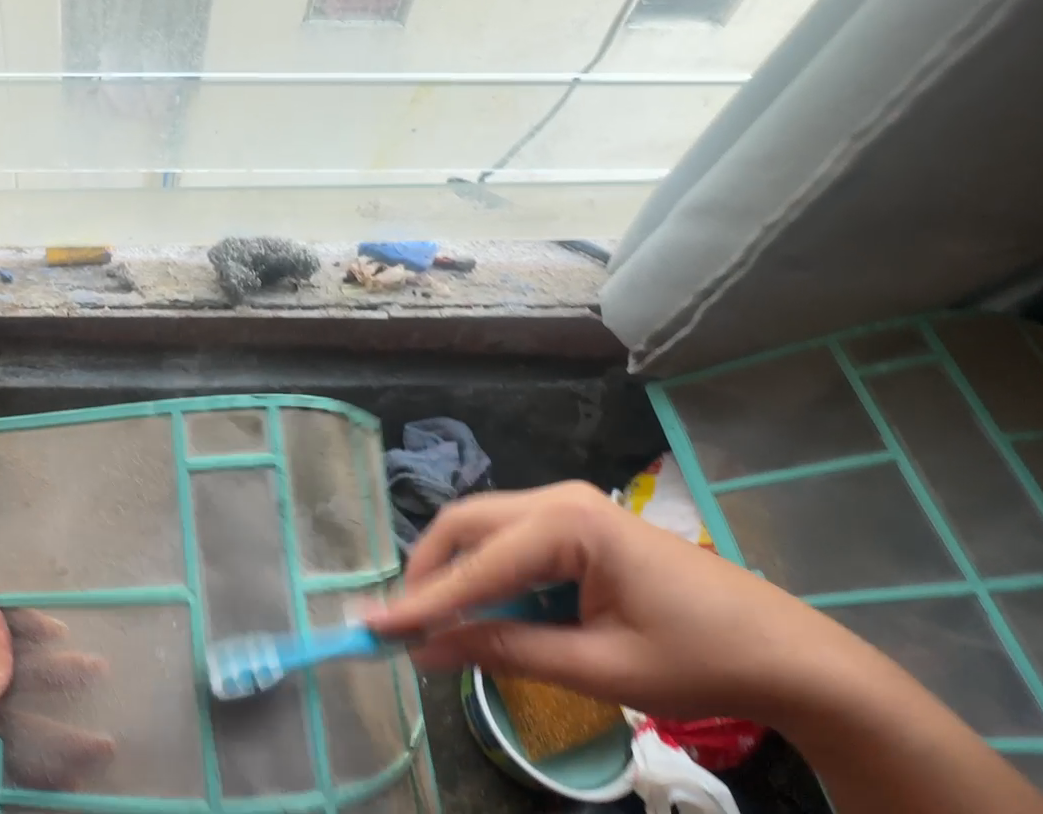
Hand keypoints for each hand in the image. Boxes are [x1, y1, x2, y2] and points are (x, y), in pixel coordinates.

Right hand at [366, 481, 861, 722]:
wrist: (792, 655)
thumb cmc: (703, 662)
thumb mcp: (600, 668)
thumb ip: (507, 651)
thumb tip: (426, 650)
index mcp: (570, 525)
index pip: (476, 565)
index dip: (422, 601)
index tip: (375, 627)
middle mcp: (559, 499)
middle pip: (465, 526)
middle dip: (428, 574)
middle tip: (405, 624)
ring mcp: (568, 505)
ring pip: (481, 528)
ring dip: (454, 573)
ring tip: (440, 622)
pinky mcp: (575, 522)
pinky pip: (508, 538)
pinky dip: (486, 573)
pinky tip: (488, 610)